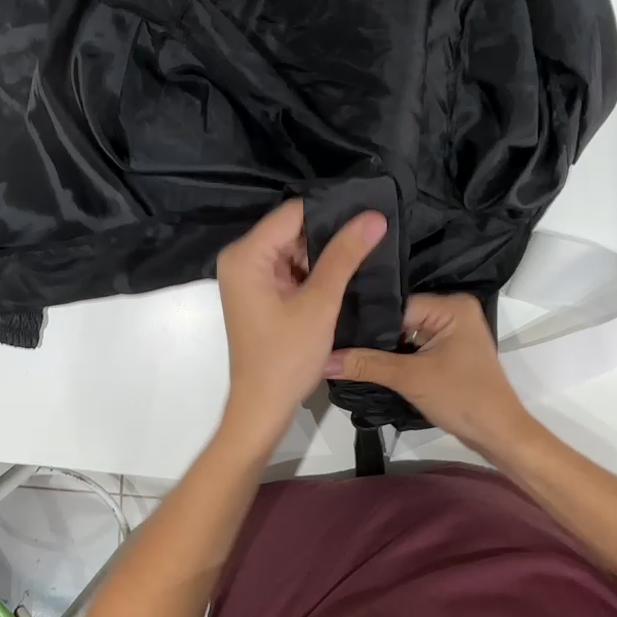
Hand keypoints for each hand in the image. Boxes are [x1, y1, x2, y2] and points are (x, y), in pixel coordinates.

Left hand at [216, 200, 385, 443]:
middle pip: (293, 230)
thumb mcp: (319, 303)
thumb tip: (374, 216)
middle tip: (376, 230)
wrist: (263, 405)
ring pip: (295, 250)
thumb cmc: (286, 356)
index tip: (371, 210)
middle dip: (331, 232)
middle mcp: (241, 259)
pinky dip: (315, 272)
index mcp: (246, 255)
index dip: (333, 210)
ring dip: (326, 254)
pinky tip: (346, 272)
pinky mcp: (260, 294)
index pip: (294, 213)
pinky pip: (291, 270)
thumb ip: (345, 256)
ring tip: (368, 247)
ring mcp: (248, 277)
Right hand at [326, 293, 533, 456]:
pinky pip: (412, 347)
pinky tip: (364, 362)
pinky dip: (394, 357)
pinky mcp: (447, 352)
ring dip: (380, 347)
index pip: (397, 305)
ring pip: (403, 334)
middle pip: (398, 317)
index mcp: (452, 306)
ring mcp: (451, 333)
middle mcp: (453, 311)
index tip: (331, 327)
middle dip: (370, 334)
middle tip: (331, 340)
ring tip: (341, 350)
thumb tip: (322, 360)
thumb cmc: (462, 399)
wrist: (498, 435)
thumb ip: (366, 365)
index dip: (365, 319)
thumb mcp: (410, 379)